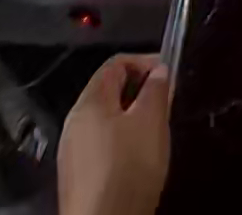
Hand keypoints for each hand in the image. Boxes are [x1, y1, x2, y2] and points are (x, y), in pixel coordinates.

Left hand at [58, 53, 171, 214]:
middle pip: (110, 91)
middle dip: (141, 90)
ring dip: (134, 117)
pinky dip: (123, 142)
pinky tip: (140, 160)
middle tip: (167, 101)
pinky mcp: (78, 181)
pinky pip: (103, 146)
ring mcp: (72, 154)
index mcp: (88, 103)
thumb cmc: (128, 169)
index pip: (116, 63)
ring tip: (157, 129)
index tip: (169, 73)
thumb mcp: (152, 121)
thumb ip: (157, 89)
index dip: (145, 61)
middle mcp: (74, 124)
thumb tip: (159, 71)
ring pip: (108, 120)